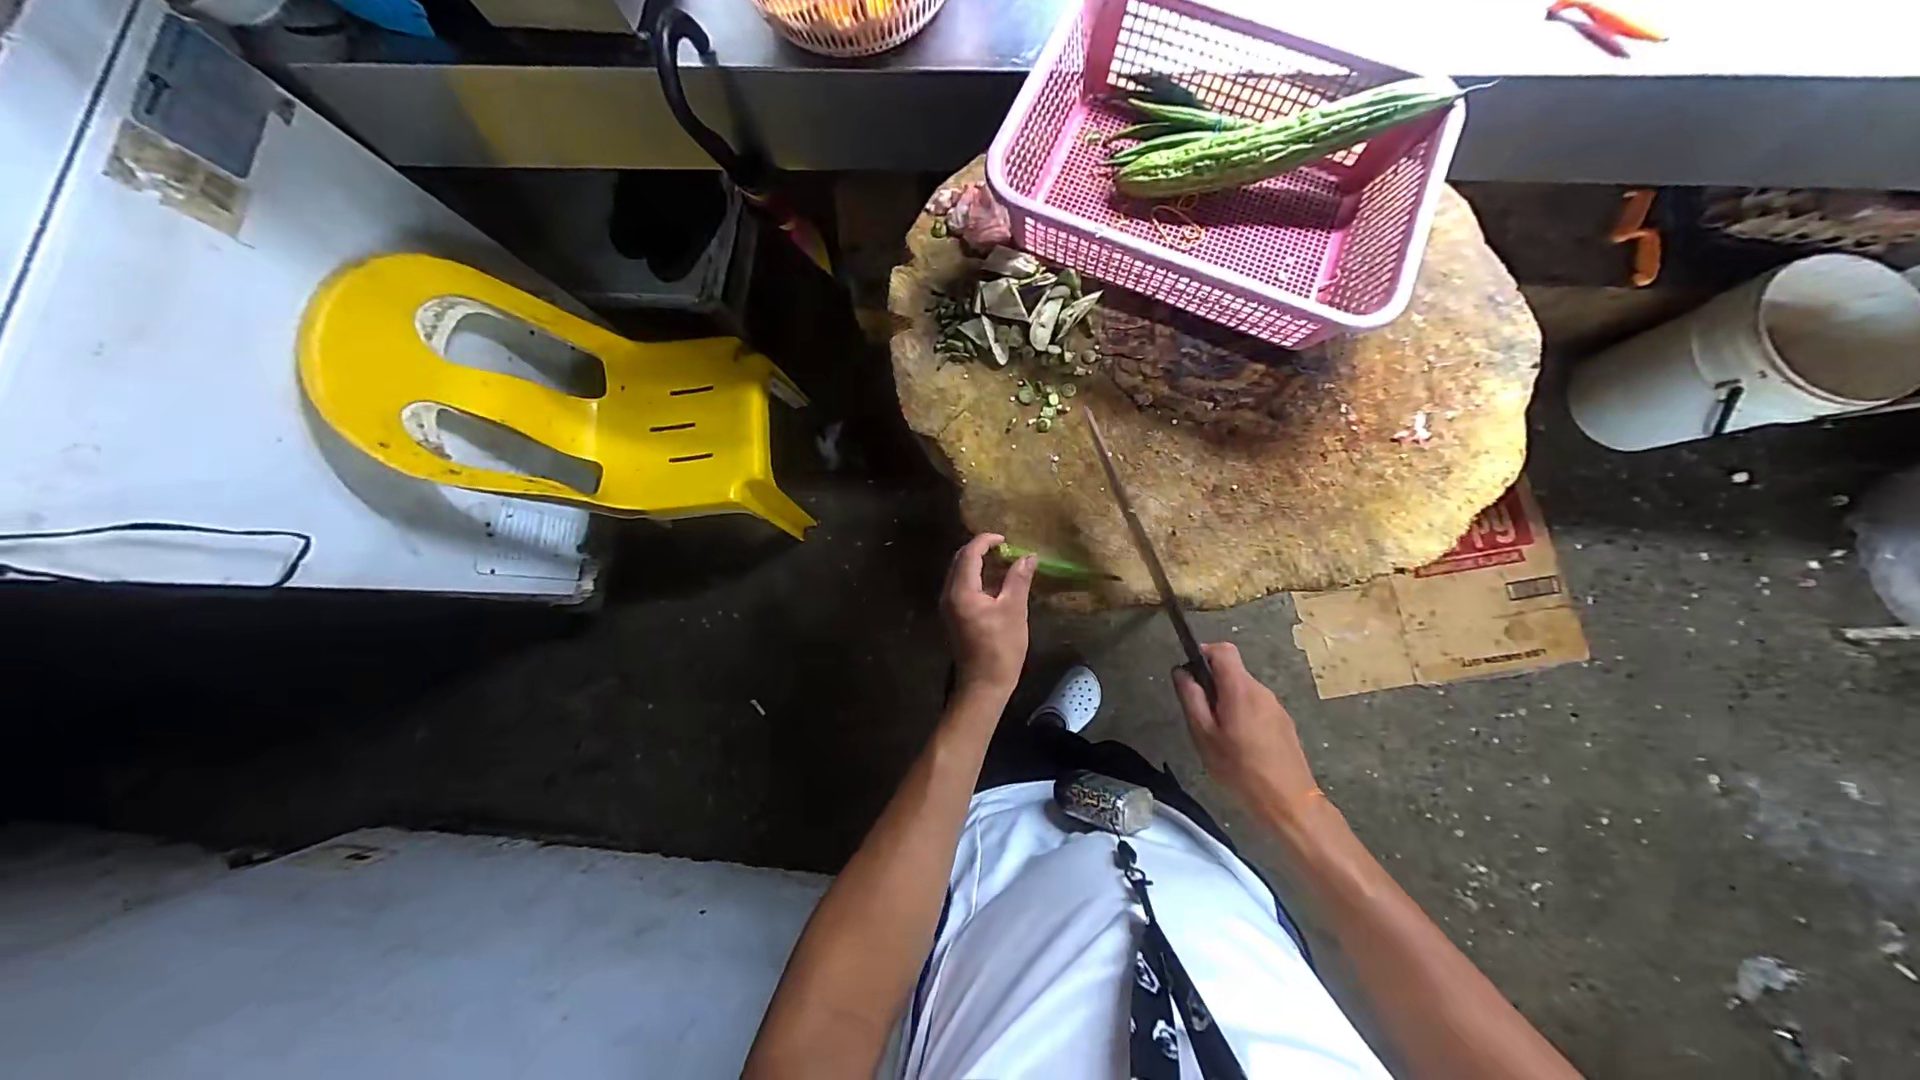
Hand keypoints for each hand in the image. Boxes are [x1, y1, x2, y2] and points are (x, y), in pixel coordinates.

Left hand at [941, 533, 1035, 695]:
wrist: (983, 684)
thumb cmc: (1000, 648)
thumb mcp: (1014, 610)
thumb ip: (1018, 579)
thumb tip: (1028, 556)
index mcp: (961, 591)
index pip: (969, 554)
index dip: (985, 541)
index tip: (1005, 539)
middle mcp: (948, 595)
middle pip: (960, 561)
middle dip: (980, 550)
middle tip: (1004, 547)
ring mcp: (949, 606)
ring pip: (959, 573)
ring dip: (979, 563)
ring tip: (1003, 561)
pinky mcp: (954, 615)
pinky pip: (961, 586)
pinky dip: (977, 577)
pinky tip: (995, 582)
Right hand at [1173, 642, 1321, 825]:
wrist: (1288, 802)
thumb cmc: (1239, 768)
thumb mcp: (1203, 735)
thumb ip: (1190, 698)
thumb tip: (1181, 671)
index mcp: (1240, 689)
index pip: (1223, 650)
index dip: (1203, 654)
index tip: (1191, 675)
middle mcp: (1261, 691)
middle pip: (1232, 672)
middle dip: (1212, 685)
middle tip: (1201, 717)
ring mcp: (1276, 707)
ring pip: (1243, 691)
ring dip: (1227, 703)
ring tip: (1220, 736)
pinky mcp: (1284, 723)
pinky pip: (1256, 707)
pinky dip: (1242, 715)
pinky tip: (1240, 746)